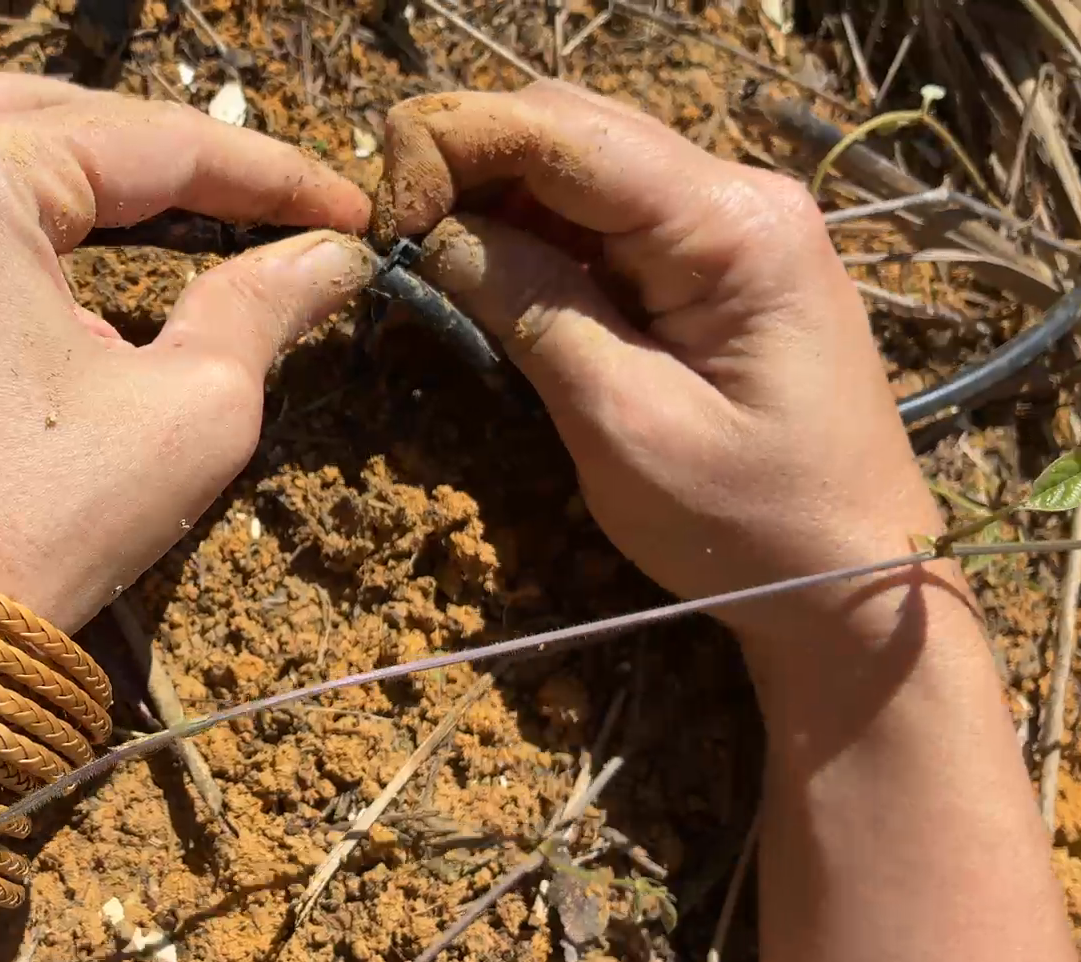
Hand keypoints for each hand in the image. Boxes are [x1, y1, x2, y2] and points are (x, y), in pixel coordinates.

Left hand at [0, 47, 373, 630]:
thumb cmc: (41, 527)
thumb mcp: (187, 414)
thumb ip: (260, 310)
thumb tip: (325, 257)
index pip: (154, 148)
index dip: (265, 177)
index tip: (339, 210)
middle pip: (49, 125)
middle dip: (164, 157)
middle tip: (249, 201)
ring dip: (32, 127)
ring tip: (110, 146)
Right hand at [374, 81, 949, 640]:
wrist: (839, 569)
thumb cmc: (737, 512)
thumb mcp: (618, 417)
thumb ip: (533, 311)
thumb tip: (436, 236)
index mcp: (727, 227)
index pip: (569, 138)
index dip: (461, 146)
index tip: (384, 208)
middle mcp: (730, 198)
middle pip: (571, 131)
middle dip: (466, 160)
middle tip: (389, 228)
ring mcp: (716, 228)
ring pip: (573, 169)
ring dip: (486, 197)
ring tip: (417, 249)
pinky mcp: (695, 266)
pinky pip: (588, 222)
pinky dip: (518, 234)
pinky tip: (474, 267)